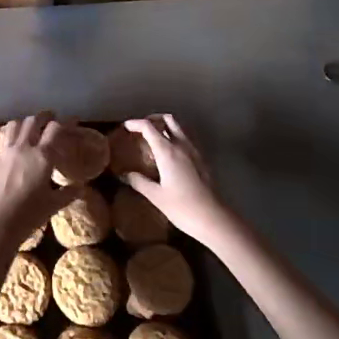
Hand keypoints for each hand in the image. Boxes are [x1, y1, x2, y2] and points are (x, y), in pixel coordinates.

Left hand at [0, 115, 62, 249]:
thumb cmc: (28, 215)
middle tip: (50, 118)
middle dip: (43, 117)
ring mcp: (3, 152)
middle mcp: (23, 148)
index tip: (72, 120)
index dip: (65, 123)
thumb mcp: (53, 205)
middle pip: (33, 122)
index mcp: (43, 157)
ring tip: (27, 124)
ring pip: (13, 125)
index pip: (55, 130)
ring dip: (22, 121)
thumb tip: (82, 188)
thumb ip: (69, 193)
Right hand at [121, 114, 240, 248]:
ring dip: (166, 127)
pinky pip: (186, 140)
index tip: (125, 127)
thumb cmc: (182, 207)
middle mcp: (182, 146)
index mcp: (167, 152)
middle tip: (141, 129)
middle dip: (154, 119)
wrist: (213, 219)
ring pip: (179, 129)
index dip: (135, 123)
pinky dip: (175, 138)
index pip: (149, 127)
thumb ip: (139, 181)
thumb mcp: (155, 196)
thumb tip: (124, 174)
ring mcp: (194, 152)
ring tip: (153, 140)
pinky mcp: (201, 161)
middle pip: (169, 120)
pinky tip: (169, 155)